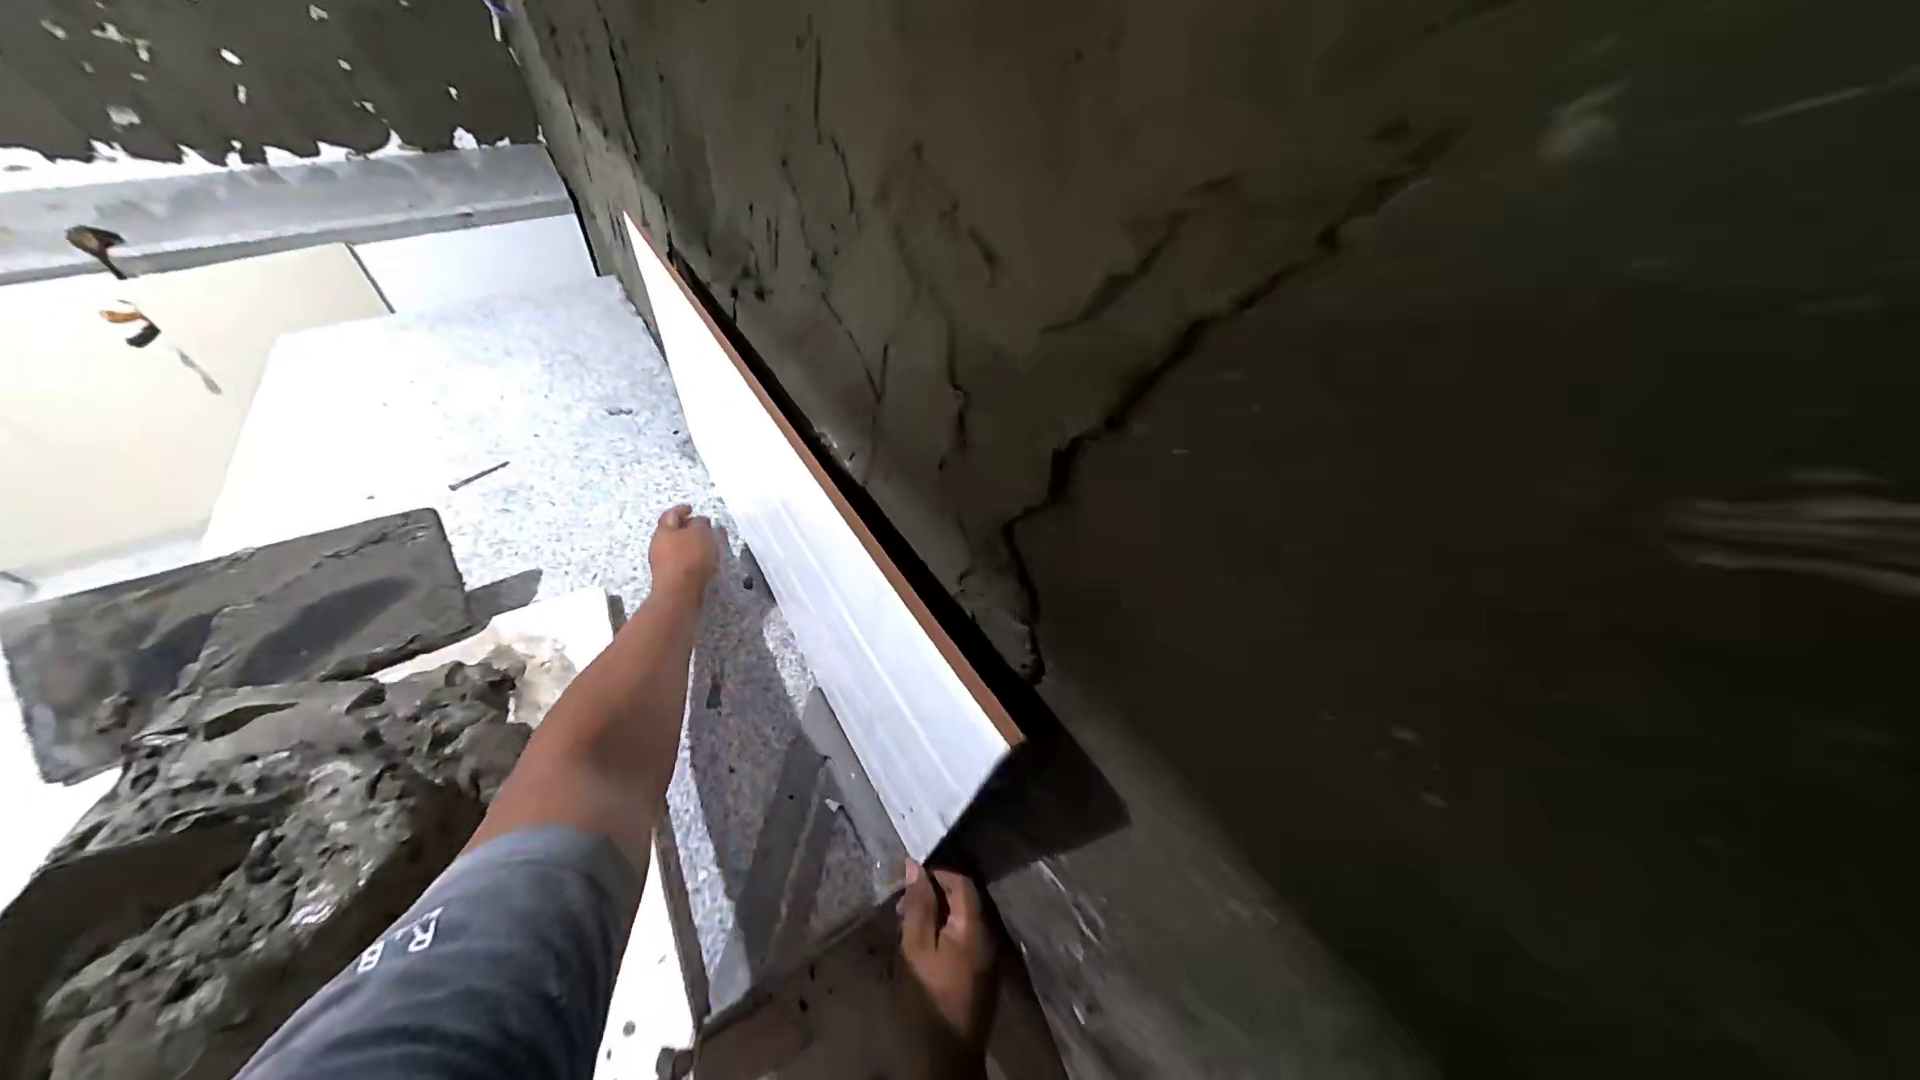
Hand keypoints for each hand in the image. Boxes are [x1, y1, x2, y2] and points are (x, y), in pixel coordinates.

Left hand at [648, 504, 716, 592]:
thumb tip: (700, 522)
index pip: (671, 514)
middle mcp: (658, 544)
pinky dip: (690, 556)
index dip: (682, 509)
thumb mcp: (701, 534)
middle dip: (687, 527)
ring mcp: (661, 561)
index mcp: (663, 530)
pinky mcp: (668, 575)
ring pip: (676, 546)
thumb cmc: (690, 558)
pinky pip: (680, 559)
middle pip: (672, 530)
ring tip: (706, 545)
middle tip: (702, 527)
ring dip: (690, 543)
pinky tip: (702, 561)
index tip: (691, 508)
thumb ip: (701, 524)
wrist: (679, 593)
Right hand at [899, 860, 996, 1052]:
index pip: (961, 882)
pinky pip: (965, 938)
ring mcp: (988, 957)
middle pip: (964, 899)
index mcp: (975, 926)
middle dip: (934, 895)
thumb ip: (918, 906)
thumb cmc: (927, 1000)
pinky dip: (945, 933)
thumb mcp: (916, 949)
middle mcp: (988, 936)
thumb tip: (916, 866)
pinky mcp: (982, 974)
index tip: (909, 883)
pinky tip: (924, 946)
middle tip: (902, 908)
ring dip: (937, 915)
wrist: (946, 1061)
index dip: (936, 875)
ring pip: (963, 919)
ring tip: (908, 926)